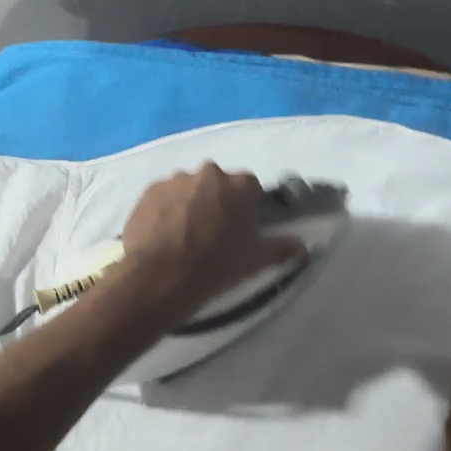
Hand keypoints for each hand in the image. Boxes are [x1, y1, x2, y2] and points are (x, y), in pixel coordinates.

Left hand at [117, 163, 305, 327]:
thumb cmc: (215, 265)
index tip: (241, 228)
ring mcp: (175, 179)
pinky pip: (163, 197)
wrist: (160, 276)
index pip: (250, 187)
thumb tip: (301, 245)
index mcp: (239, 185)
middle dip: (217, 202)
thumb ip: (281, 248)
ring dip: (190, 204)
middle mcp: (208, 173)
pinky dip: (166, 210)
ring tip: (183, 237)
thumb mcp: (255, 260)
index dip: (247, 207)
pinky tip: (163, 236)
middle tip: (213, 233)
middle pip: (218, 184)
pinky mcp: (148, 191)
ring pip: (189, 189)